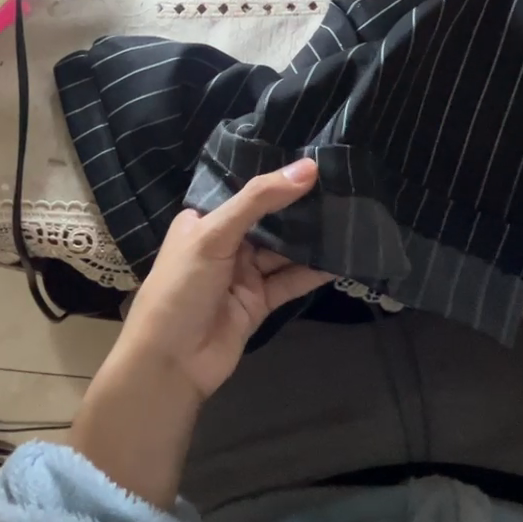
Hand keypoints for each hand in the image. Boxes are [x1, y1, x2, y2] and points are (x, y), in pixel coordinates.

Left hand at [115, 158, 336, 400]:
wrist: (170, 363)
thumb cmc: (181, 286)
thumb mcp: (214, 233)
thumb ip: (259, 200)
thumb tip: (307, 168)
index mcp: (205, 219)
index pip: (245, 190)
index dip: (276, 176)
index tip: (316, 158)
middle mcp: (225, 242)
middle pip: (270, 219)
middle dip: (301, 206)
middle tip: (344, 184)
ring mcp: (243, 274)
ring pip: (285, 250)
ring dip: (312, 238)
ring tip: (352, 216)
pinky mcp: (259, 302)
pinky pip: (291, 281)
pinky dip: (314, 271)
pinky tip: (343, 258)